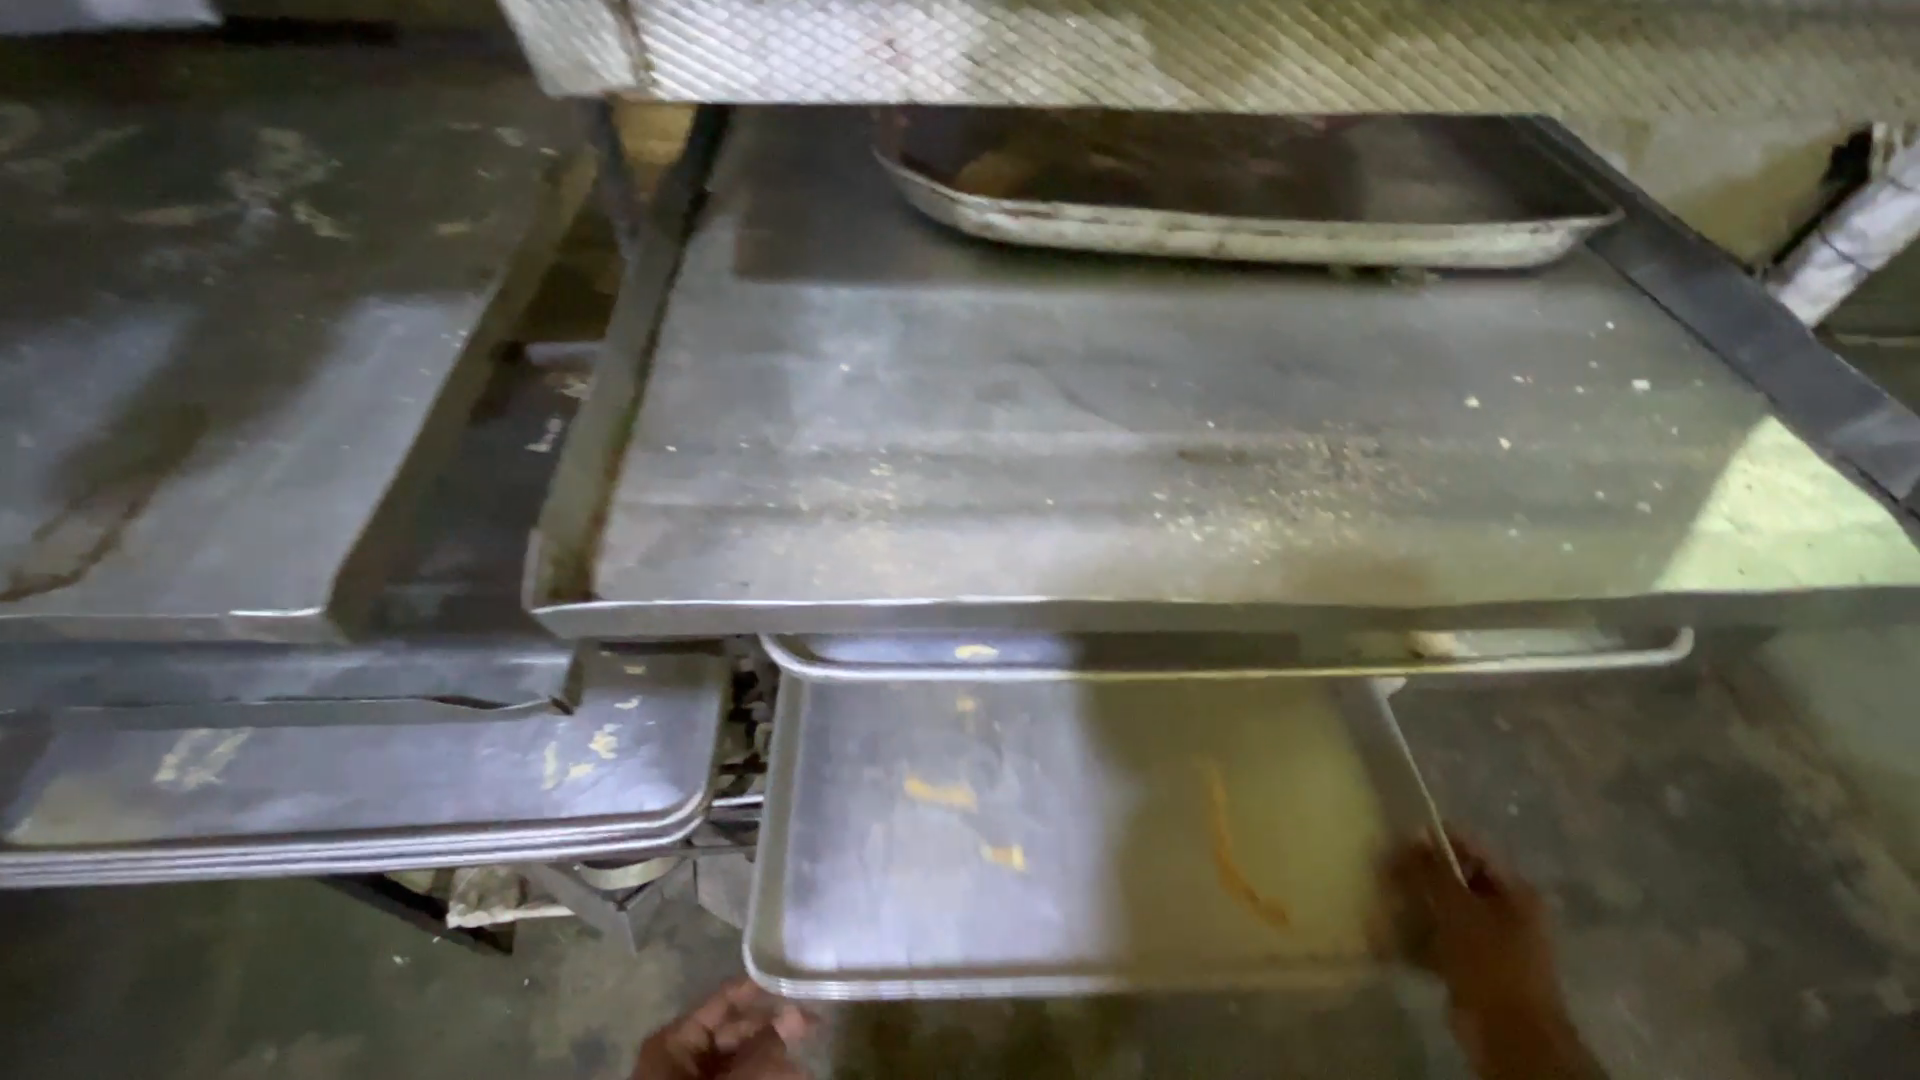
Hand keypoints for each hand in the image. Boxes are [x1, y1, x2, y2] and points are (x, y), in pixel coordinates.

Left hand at [633, 978, 814, 1079]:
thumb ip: (761, 1053)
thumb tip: (794, 1020)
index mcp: (677, 1041)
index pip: (725, 1000)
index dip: (760, 989)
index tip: (796, 982)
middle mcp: (684, 1057)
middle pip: (738, 1032)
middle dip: (775, 1032)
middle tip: (812, 1029)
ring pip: (742, 1062)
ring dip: (774, 1063)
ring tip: (804, 1070)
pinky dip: (763, 1078)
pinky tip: (788, 1076)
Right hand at [1390, 830, 1602, 1079]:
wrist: (1508, 1034)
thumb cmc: (1490, 961)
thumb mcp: (1458, 908)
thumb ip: (1431, 872)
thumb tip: (1408, 839)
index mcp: (1515, 891)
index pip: (1471, 849)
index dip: (1435, 840)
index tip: (1397, 837)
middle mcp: (1506, 911)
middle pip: (1456, 879)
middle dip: (1420, 874)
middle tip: (1383, 868)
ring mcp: (1489, 940)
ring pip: (1444, 910)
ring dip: (1415, 905)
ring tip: (1381, 897)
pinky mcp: (1471, 965)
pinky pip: (1439, 938)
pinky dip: (1416, 934)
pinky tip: (1387, 931)